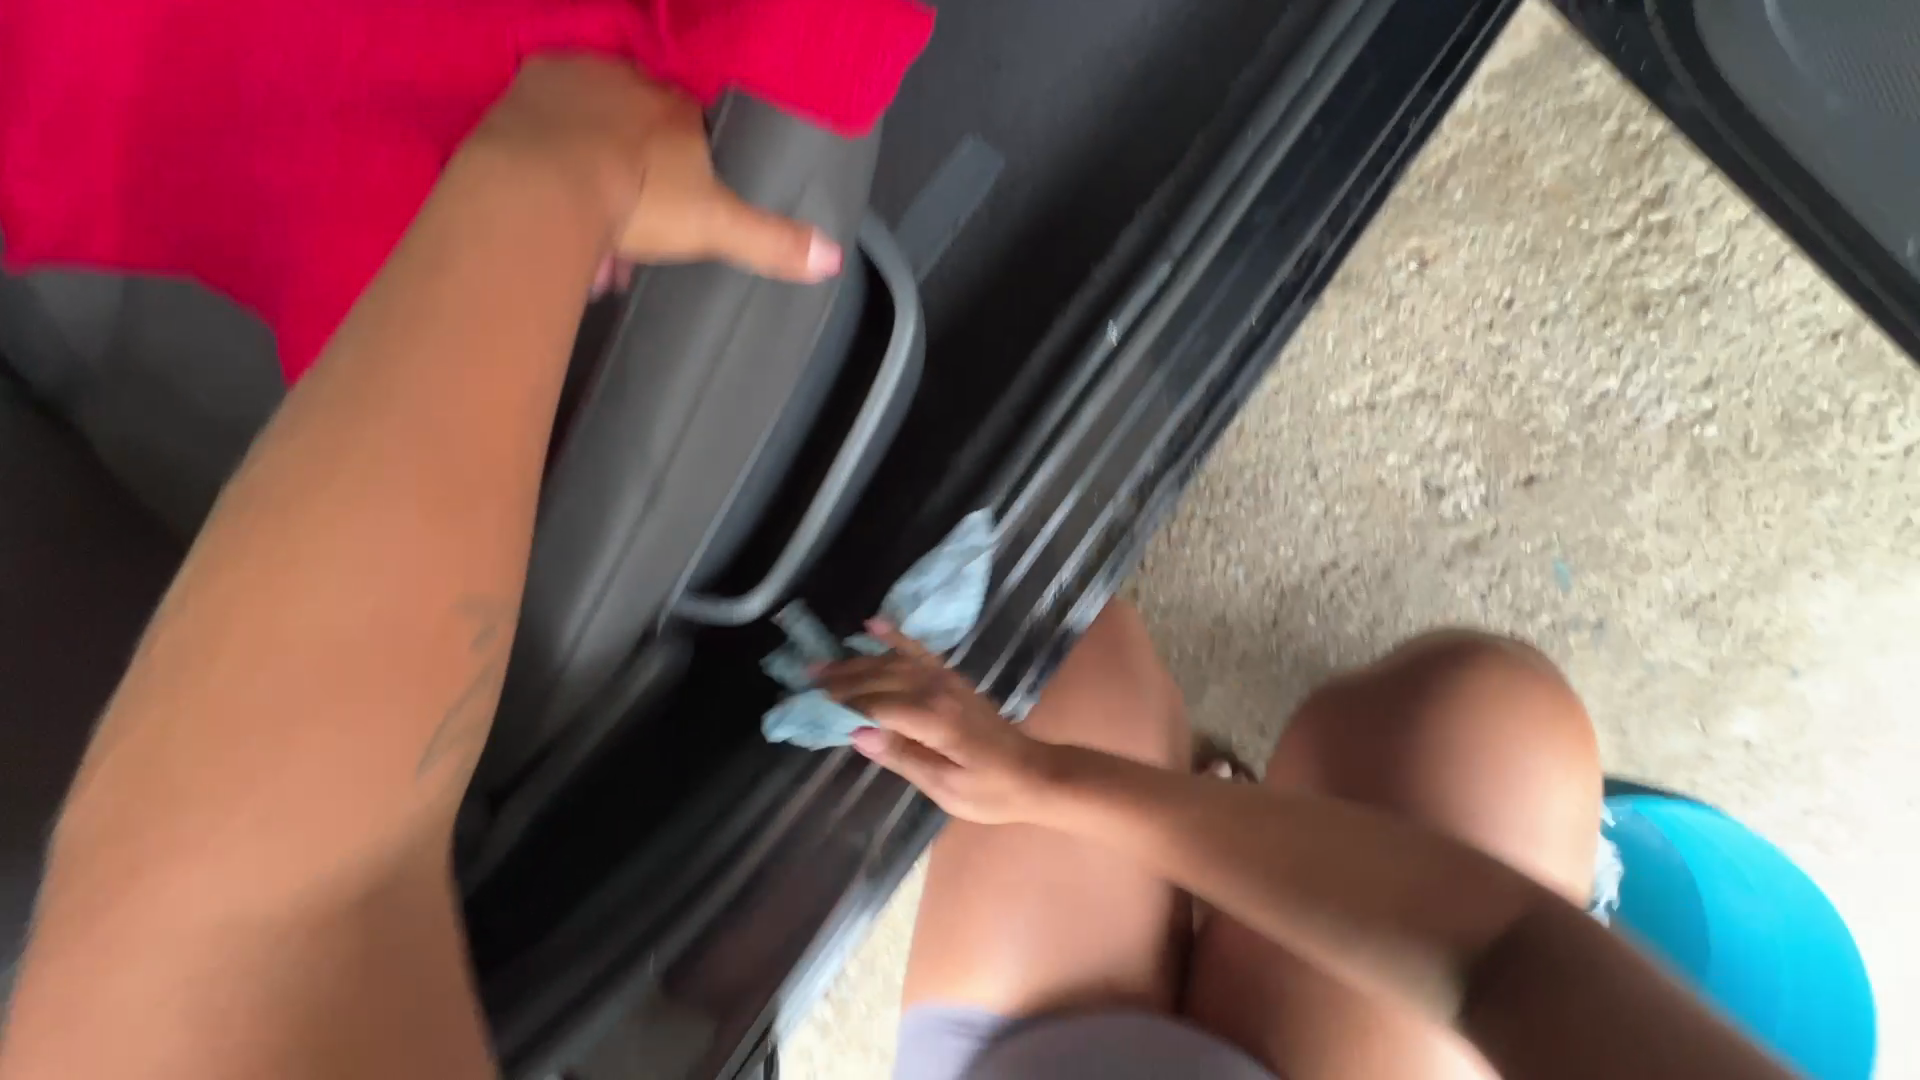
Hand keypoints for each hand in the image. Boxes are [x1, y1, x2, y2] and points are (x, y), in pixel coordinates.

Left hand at [466, 56, 842, 282]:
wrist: (542, 186)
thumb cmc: (640, 200)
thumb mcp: (718, 226)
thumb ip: (772, 241)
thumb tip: (833, 258)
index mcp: (674, 108)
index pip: (690, 125)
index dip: (686, 166)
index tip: (678, 205)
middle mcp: (625, 82)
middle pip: (638, 127)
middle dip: (637, 174)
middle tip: (631, 226)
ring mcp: (568, 83)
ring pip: (591, 129)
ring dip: (595, 173)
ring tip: (591, 228)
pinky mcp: (519, 95)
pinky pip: (545, 127)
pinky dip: (554, 161)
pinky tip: (555, 198)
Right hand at [818, 622, 1059, 824]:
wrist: (1034, 773)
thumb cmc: (990, 791)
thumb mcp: (944, 787)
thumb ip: (901, 756)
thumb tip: (857, 733)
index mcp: (935, 720)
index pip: (877, 705)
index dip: (843, 704)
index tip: (810, 702)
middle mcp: (939, 690)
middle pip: (881, 677)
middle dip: (842, 678)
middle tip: (806, 677)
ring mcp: (947, 680)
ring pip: (894, 662)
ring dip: (858, 661)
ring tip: (824, 662)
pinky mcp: (953, 679)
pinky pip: (919, 651)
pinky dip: (895, 637)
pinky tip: (873, 625)